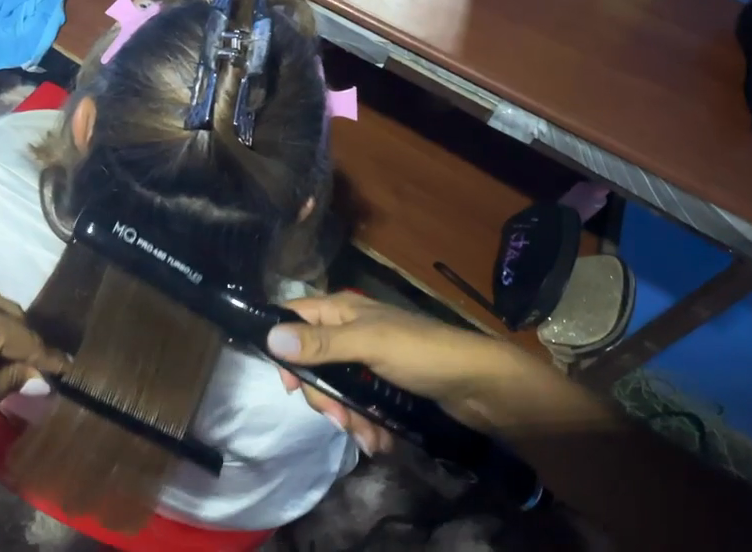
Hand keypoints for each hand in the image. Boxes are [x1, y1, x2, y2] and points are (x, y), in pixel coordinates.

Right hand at [266, 292, 531, 455]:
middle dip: (322, 396)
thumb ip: (320, 344)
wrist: (482, 385)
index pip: (293, 317)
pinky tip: (380, 441)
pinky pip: (359, 404)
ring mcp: (366, 359)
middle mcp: (348, 331)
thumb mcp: (368, 345)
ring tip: (369, 439)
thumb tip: (269, 339)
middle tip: (338, 420)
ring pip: (335, 388)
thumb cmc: (422, 354)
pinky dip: (365, 424)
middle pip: (311, 362)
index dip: (282, 347)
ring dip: (346, 416)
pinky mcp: (384, 386)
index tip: (289, 384)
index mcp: (340, 310)